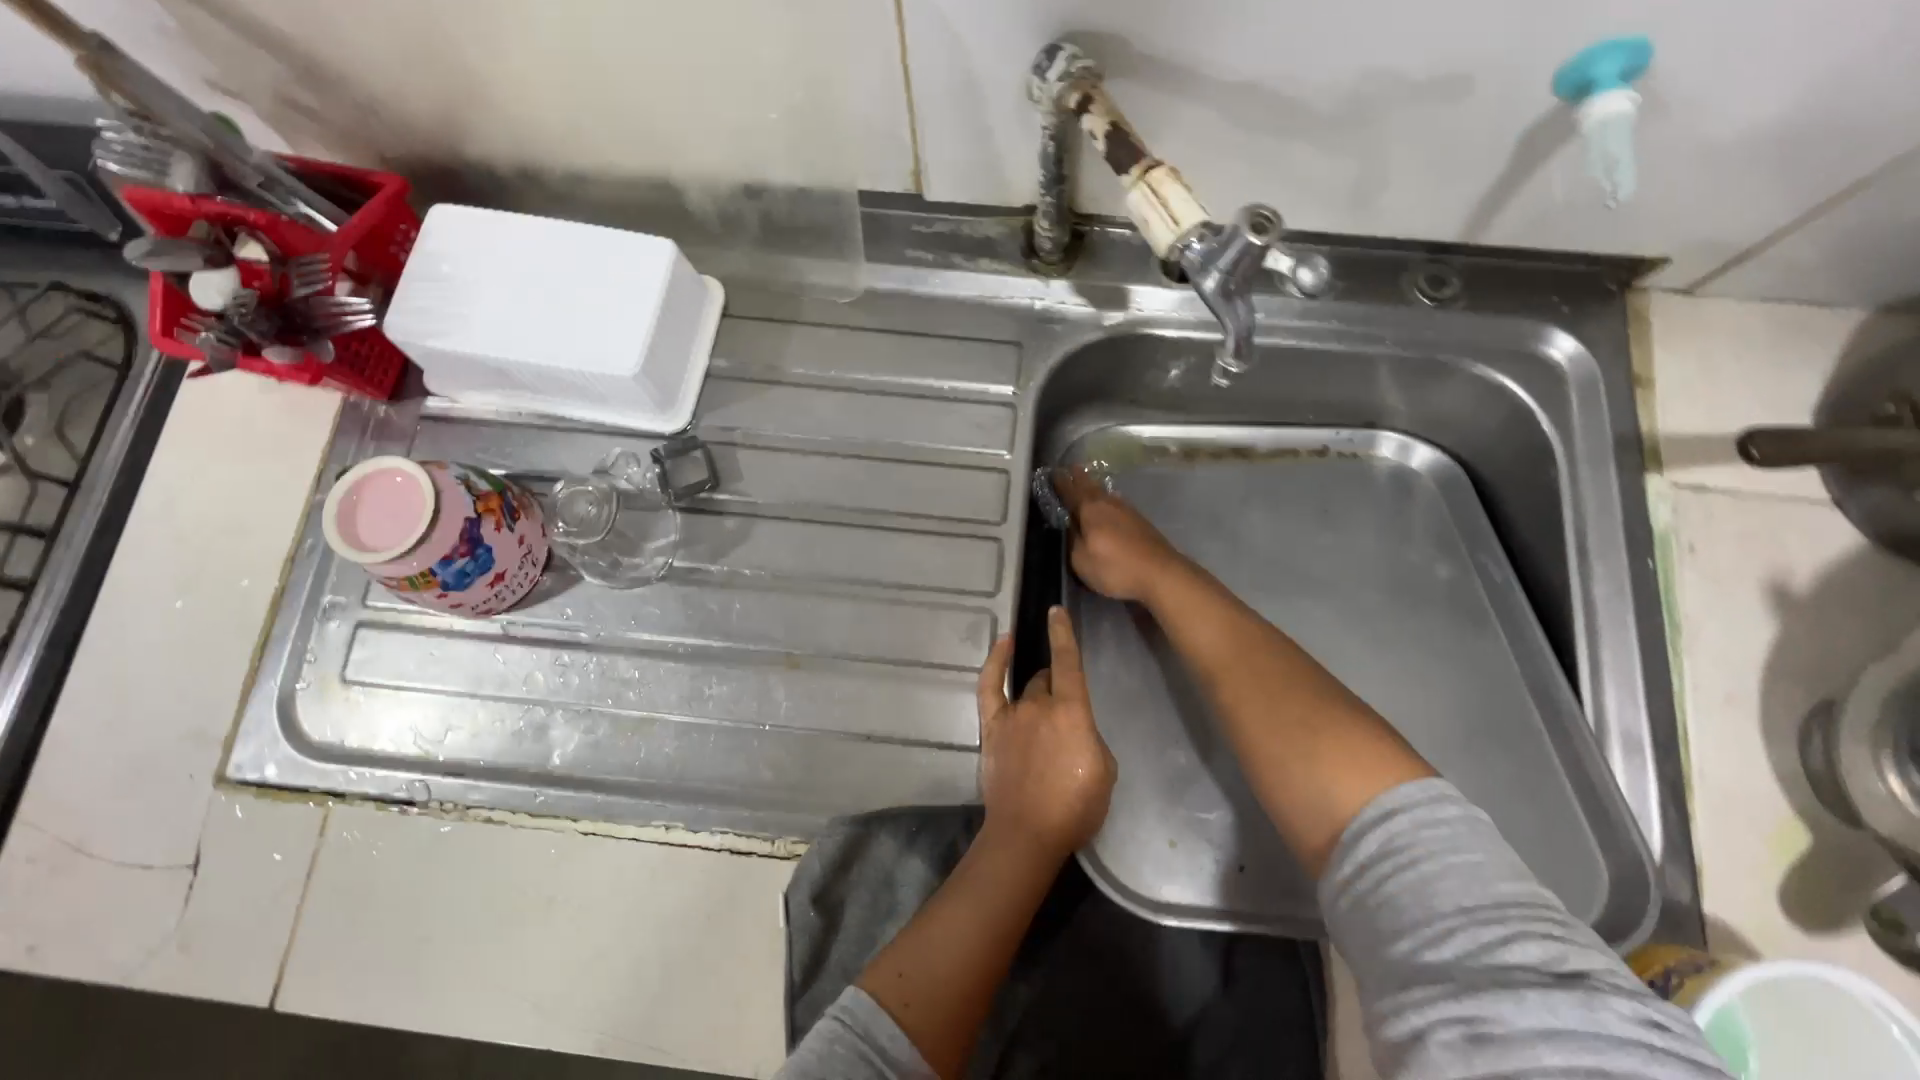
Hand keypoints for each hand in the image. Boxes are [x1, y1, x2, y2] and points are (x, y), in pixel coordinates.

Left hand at [976, 607, 1116, 860]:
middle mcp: (1040, 704)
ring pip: (1027, 686)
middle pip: (1049, 679)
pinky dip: (995, 662)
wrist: (1028, 832)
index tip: (1057, 612)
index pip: (1069, 662)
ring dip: (1038, 688)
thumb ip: (1090, 738)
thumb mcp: (1104, 770)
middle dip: (1059, 684)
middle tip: (1066, 709)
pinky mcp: (991, 728)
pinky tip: (1002, 645)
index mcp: (1073, 712)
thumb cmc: (1075, 807)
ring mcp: (1012, 714)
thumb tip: (1075, 729)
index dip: (1064, 634)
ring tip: (1045, 698)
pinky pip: (990, 686)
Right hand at [1052, 467, 1184, 603]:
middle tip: (1071, 468)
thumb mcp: (1081, 560)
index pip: (1070, 491)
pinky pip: (1116, 504)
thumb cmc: (1115, 567)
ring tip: (1087, 484)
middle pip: (1090, 486)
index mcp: (1090, 510)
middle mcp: (1109, 503)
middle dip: (1079, 477)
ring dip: (1094, 488)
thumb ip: (1072, 541)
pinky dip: (1107, 500)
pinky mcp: (1140, 521)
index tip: (1053, 473)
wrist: (1161, 573)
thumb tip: (1070, 527)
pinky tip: (1108, 506)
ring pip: (1105, 494)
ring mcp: (1127, 510)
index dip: (1060, 482)